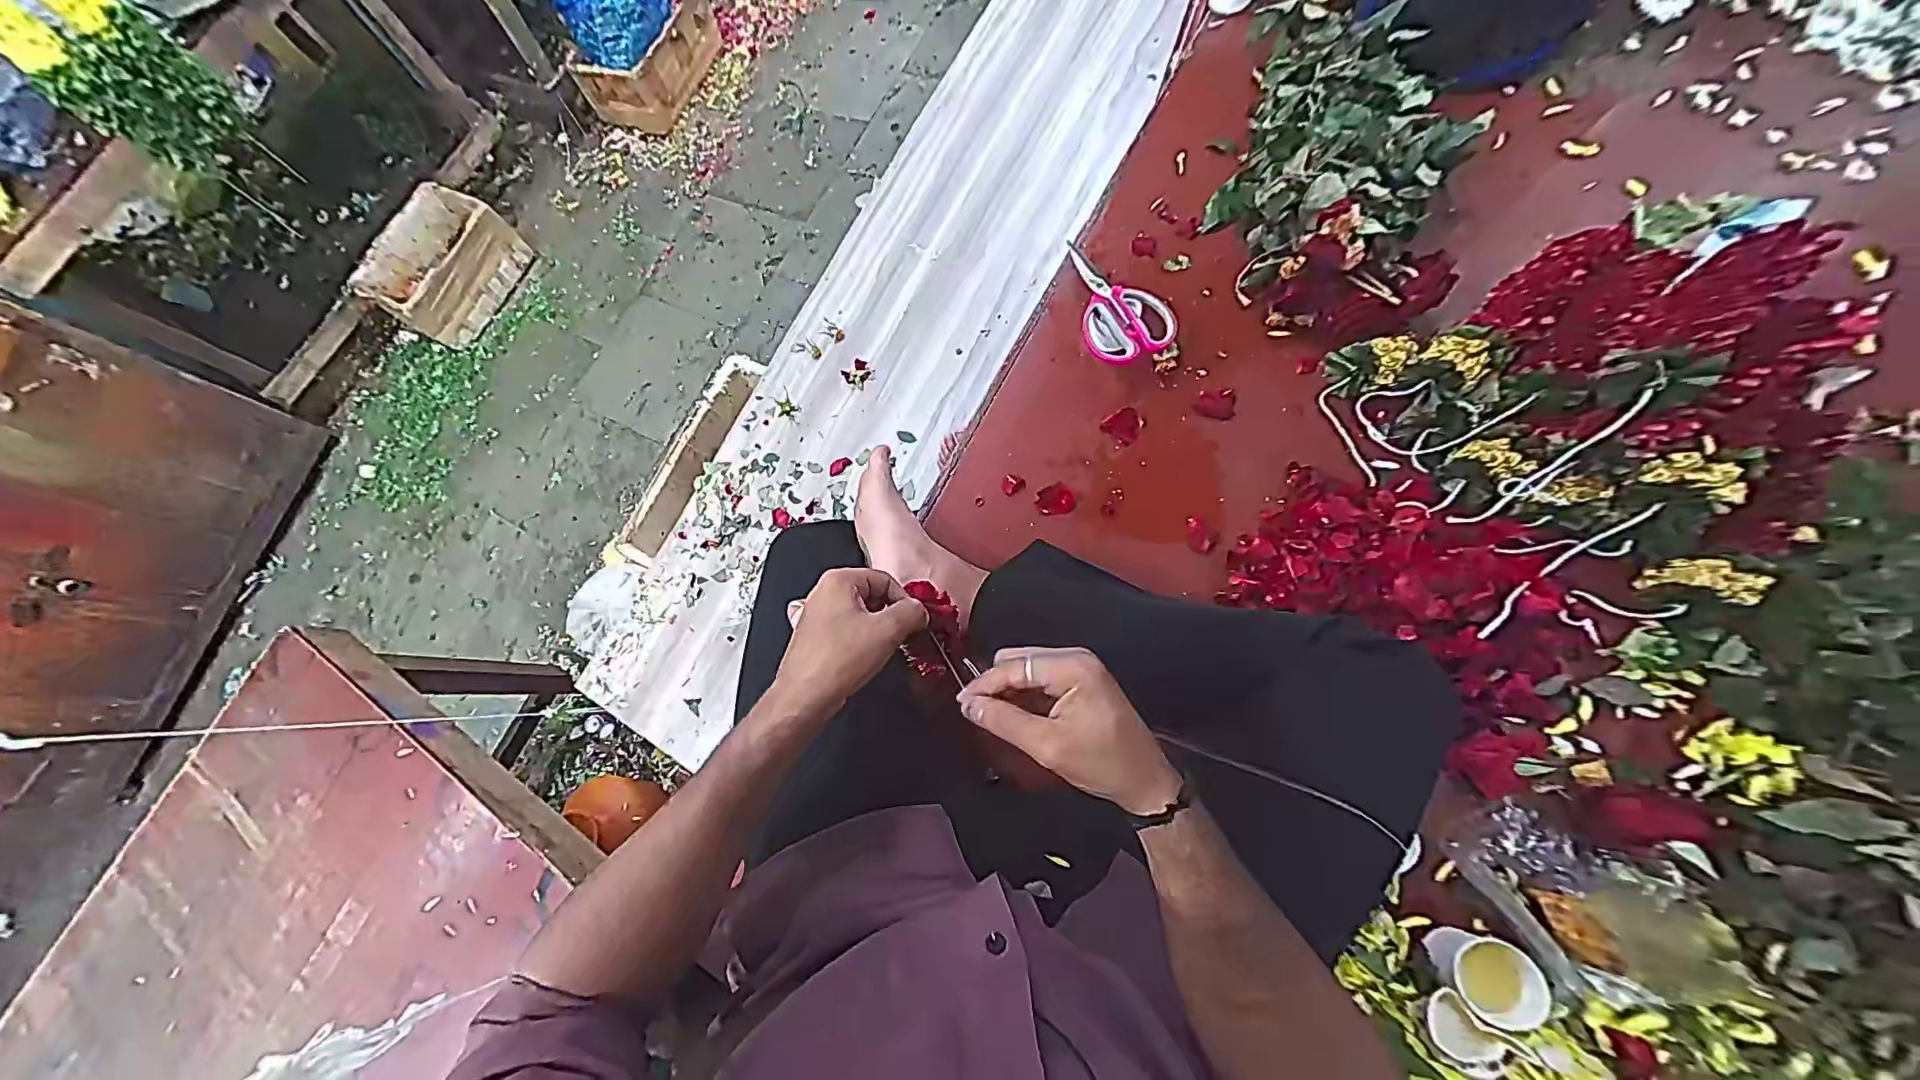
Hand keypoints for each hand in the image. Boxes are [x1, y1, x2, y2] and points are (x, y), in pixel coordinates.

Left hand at [769, 568, 927, 718]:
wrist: (805, 697)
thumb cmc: (836, 661)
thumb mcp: (888, 630)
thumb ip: (911, 612)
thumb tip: (919, 610)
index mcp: (838, 581)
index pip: (885, 580)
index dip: (904, 600)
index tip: (914, 619)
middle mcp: (823, 593)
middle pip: (872, 595)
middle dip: (891, 615)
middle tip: (901, 634)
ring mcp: (816, 616)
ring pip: (860, 615)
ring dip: (876, 631)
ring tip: (881, 649)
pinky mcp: (815, 639)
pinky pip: (846, 632)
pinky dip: (859, 642)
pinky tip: (863, 657)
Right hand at [958, 647, 1181, 815]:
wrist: (1145, 781)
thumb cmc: (1102, 764)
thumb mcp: (1047, 746)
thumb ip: (1004, 721)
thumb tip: (969, 706)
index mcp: (1073, 666)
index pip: (1014, 665)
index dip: (984, 684)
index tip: (962, 704)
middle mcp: (1076, 658)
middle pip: (1019, 660)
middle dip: (995, 685)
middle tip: (976, 713)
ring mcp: (1080, 668)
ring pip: (1027, 669)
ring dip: (1009, 691)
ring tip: (992, 718)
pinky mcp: (1081, 680)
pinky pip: (1041, 679)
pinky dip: (1024, 696)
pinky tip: (1015, 716)